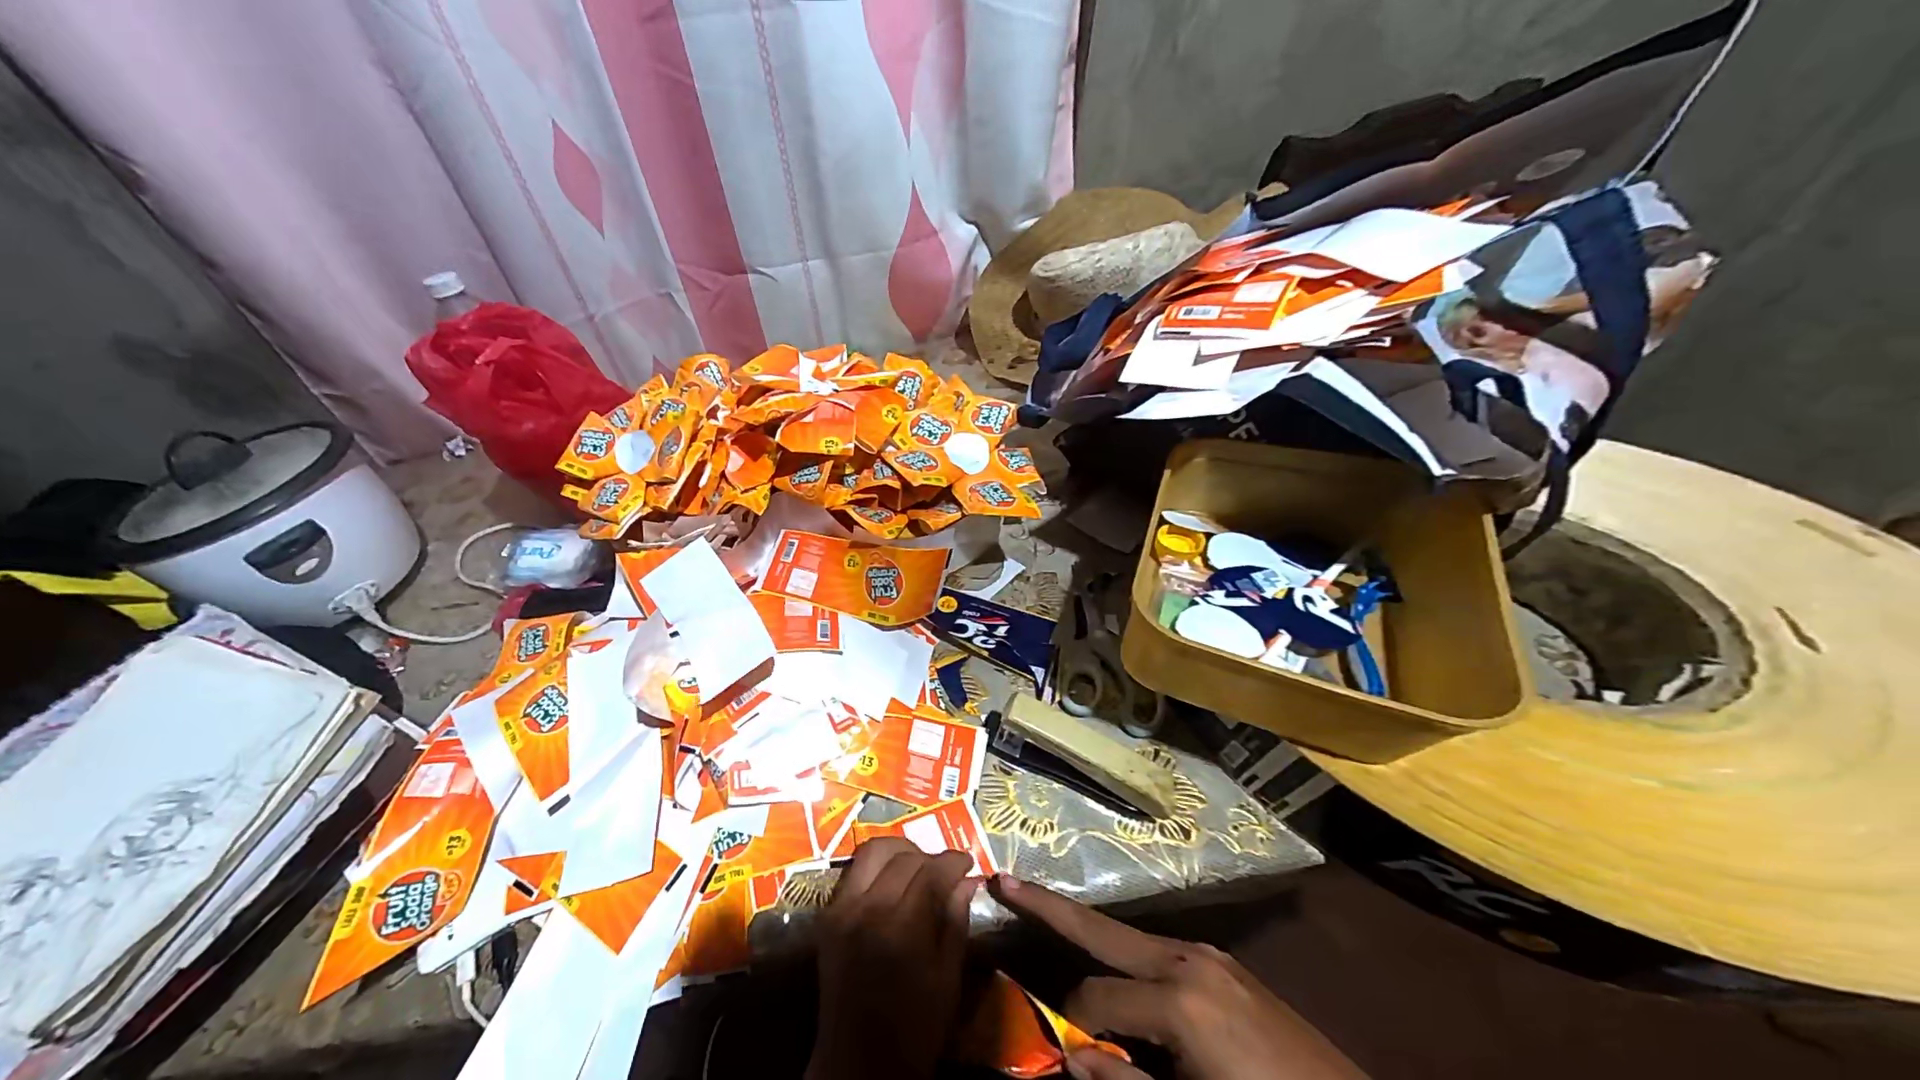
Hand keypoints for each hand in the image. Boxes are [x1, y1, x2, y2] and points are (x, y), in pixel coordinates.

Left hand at [807, 838, 980, 1079]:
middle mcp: (866, 909)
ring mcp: (841, 909)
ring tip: (918, 869)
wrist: (857, 1065)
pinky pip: (853, 872)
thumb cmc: (913, 1030)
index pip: (930, 871)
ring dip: (899, 853)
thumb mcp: (947, 979)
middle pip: (902, 857)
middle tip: (946, 871)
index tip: (968, 863)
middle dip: (929, 856)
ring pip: (871, 852)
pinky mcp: (827, 916)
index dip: (953, 861)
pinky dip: (875, 867)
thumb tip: (967, 881)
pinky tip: (892, 883)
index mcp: (900, 928)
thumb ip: (955, 922)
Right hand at [989, 875, 1364, 1079]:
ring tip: (1041, 910)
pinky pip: (1157, 951)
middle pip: (1101, 928)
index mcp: (1179, 1002)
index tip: (1058, 1047)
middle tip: (1003, 880)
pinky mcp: (1222, 962)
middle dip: (1048, 905)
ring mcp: (1208, 955)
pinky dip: (1123, 953)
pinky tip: (1111, 963)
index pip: (1096, 1002)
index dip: (1069, 1026)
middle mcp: (1188, 960)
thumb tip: (1070, 1056)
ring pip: (1127, 936)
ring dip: (1084, 927)